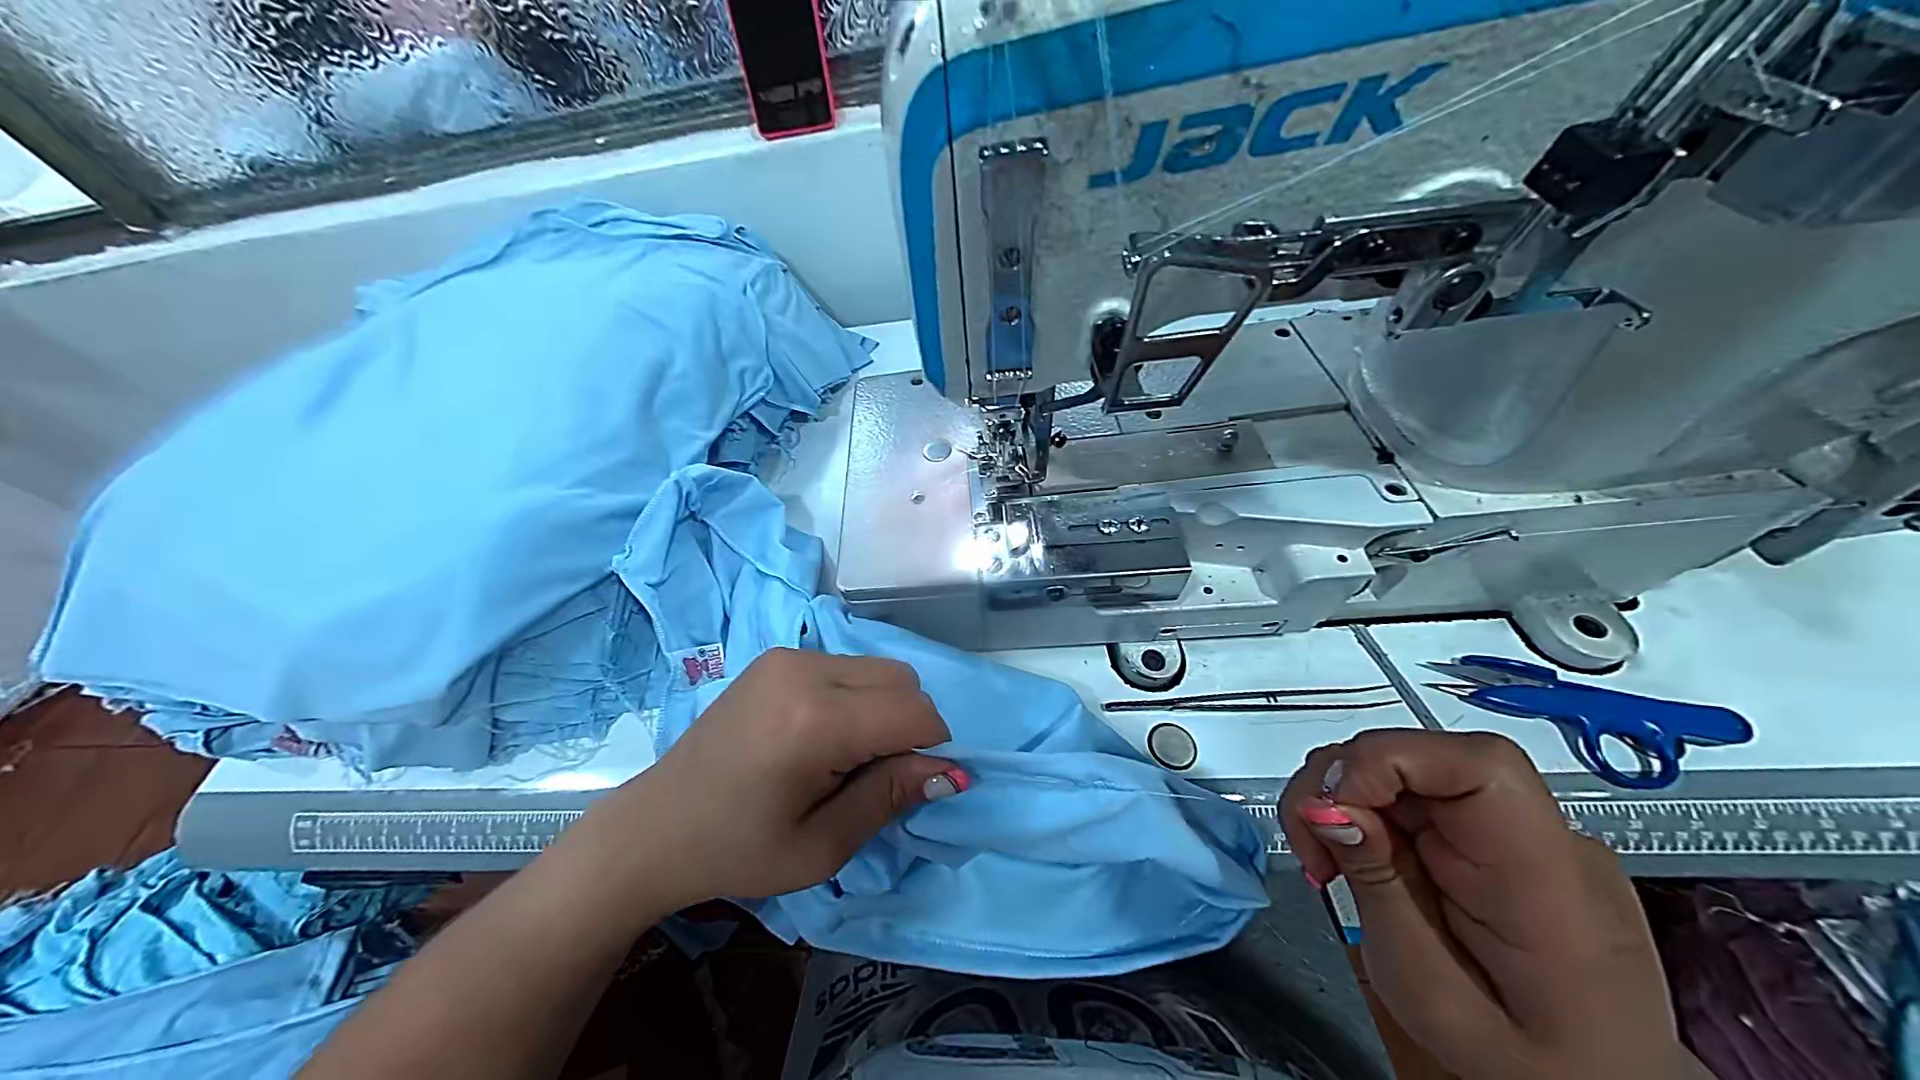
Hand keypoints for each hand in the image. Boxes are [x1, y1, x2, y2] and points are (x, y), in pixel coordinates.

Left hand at [577, 648, 964, 912]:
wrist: (655, 827)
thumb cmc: (737, 850)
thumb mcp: (822, 846)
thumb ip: (889, 798)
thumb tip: (950, 772)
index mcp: (814, 722)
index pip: (915, 713)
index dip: (929, 750)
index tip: (902, 786)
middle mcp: (803, 671)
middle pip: (903, 680)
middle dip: (906, 725)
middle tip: (864, 775)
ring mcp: (787, 656)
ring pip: (879, 668)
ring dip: (881, 709)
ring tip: (837, 755)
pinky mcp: (777, 656)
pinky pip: (846, 666)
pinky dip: (854, 697)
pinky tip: (816, 734)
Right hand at [1281, 730, 1701, 1079]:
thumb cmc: (1530, 1065)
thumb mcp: (1431, 995)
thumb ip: (1379, 892)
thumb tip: (1326, 807)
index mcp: (1550, 885)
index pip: (1478, 765)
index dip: (1388, 759)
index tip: (1330, 807)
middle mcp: (1547, 840)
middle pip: (1425, 757)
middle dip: (1344, 784)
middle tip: (1312, 848)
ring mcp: (1525, 831)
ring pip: (1411, 768)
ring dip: (1348, 799)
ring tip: (1332, 863)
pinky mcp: (1498, 833)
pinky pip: (1421, 795)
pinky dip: (1370, 814)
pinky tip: (1363, 859)